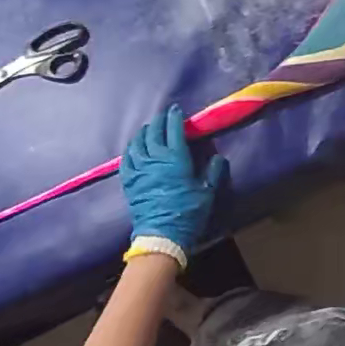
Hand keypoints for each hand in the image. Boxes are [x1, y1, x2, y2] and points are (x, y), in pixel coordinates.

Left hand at [120, 104, 228, 266]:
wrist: (162, 235)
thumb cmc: (187, 213)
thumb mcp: (207, 193)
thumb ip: (213, 172)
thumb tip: (217, 157)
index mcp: (175, 158)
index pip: (173, 129)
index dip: (175, 117)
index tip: (176, 110)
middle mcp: (155, 158)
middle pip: (154, 132)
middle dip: (158, 121)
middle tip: (163, 116)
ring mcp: (139, 168)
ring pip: (138, 142)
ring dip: (144, 132)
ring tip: (148, 129)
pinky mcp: (128, 179)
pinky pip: (127, 158)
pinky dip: (131, 148)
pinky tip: (134, 147)